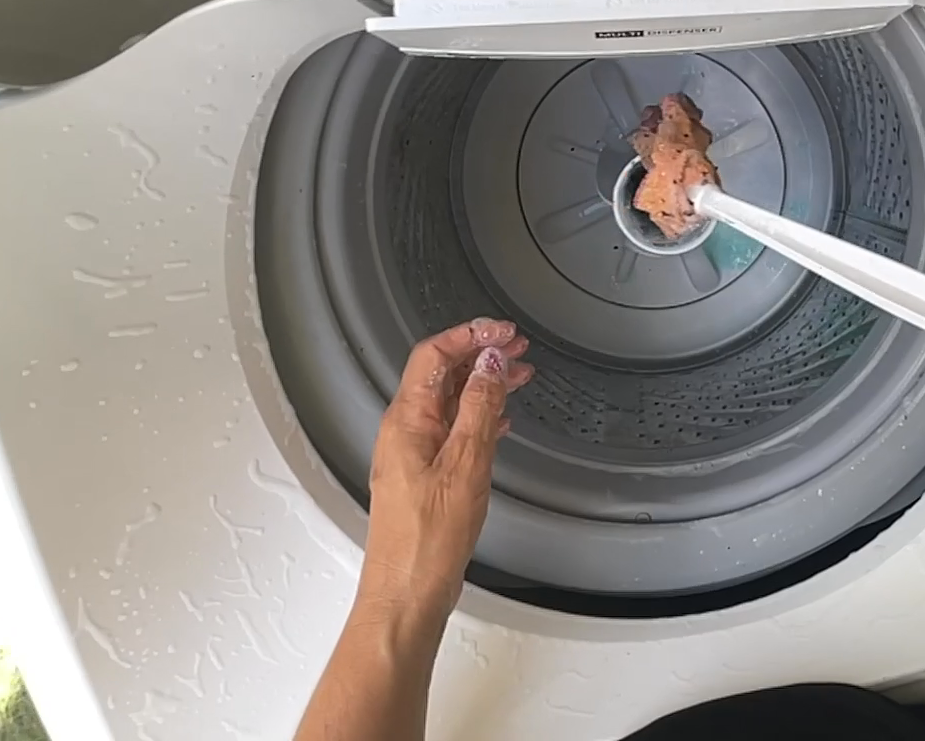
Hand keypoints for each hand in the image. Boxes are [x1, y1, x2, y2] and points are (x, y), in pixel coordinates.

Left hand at [358, 318, 533, 622]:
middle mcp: (405, 431)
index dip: (469, 335)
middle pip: (443, 374)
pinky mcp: (427, 472)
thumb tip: (489, 362)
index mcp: (406, 421)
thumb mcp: (465, 462)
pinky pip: (455, 426)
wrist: (407, 594)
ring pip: (451, 399)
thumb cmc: (427, 540)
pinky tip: (502, 417)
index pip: (434, 356)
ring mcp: (415, 452)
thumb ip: (479, 406)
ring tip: (519, 374)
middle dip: (480, 353)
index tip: (504, 331)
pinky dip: (481, 412)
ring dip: (485, 382)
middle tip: (517, 346)